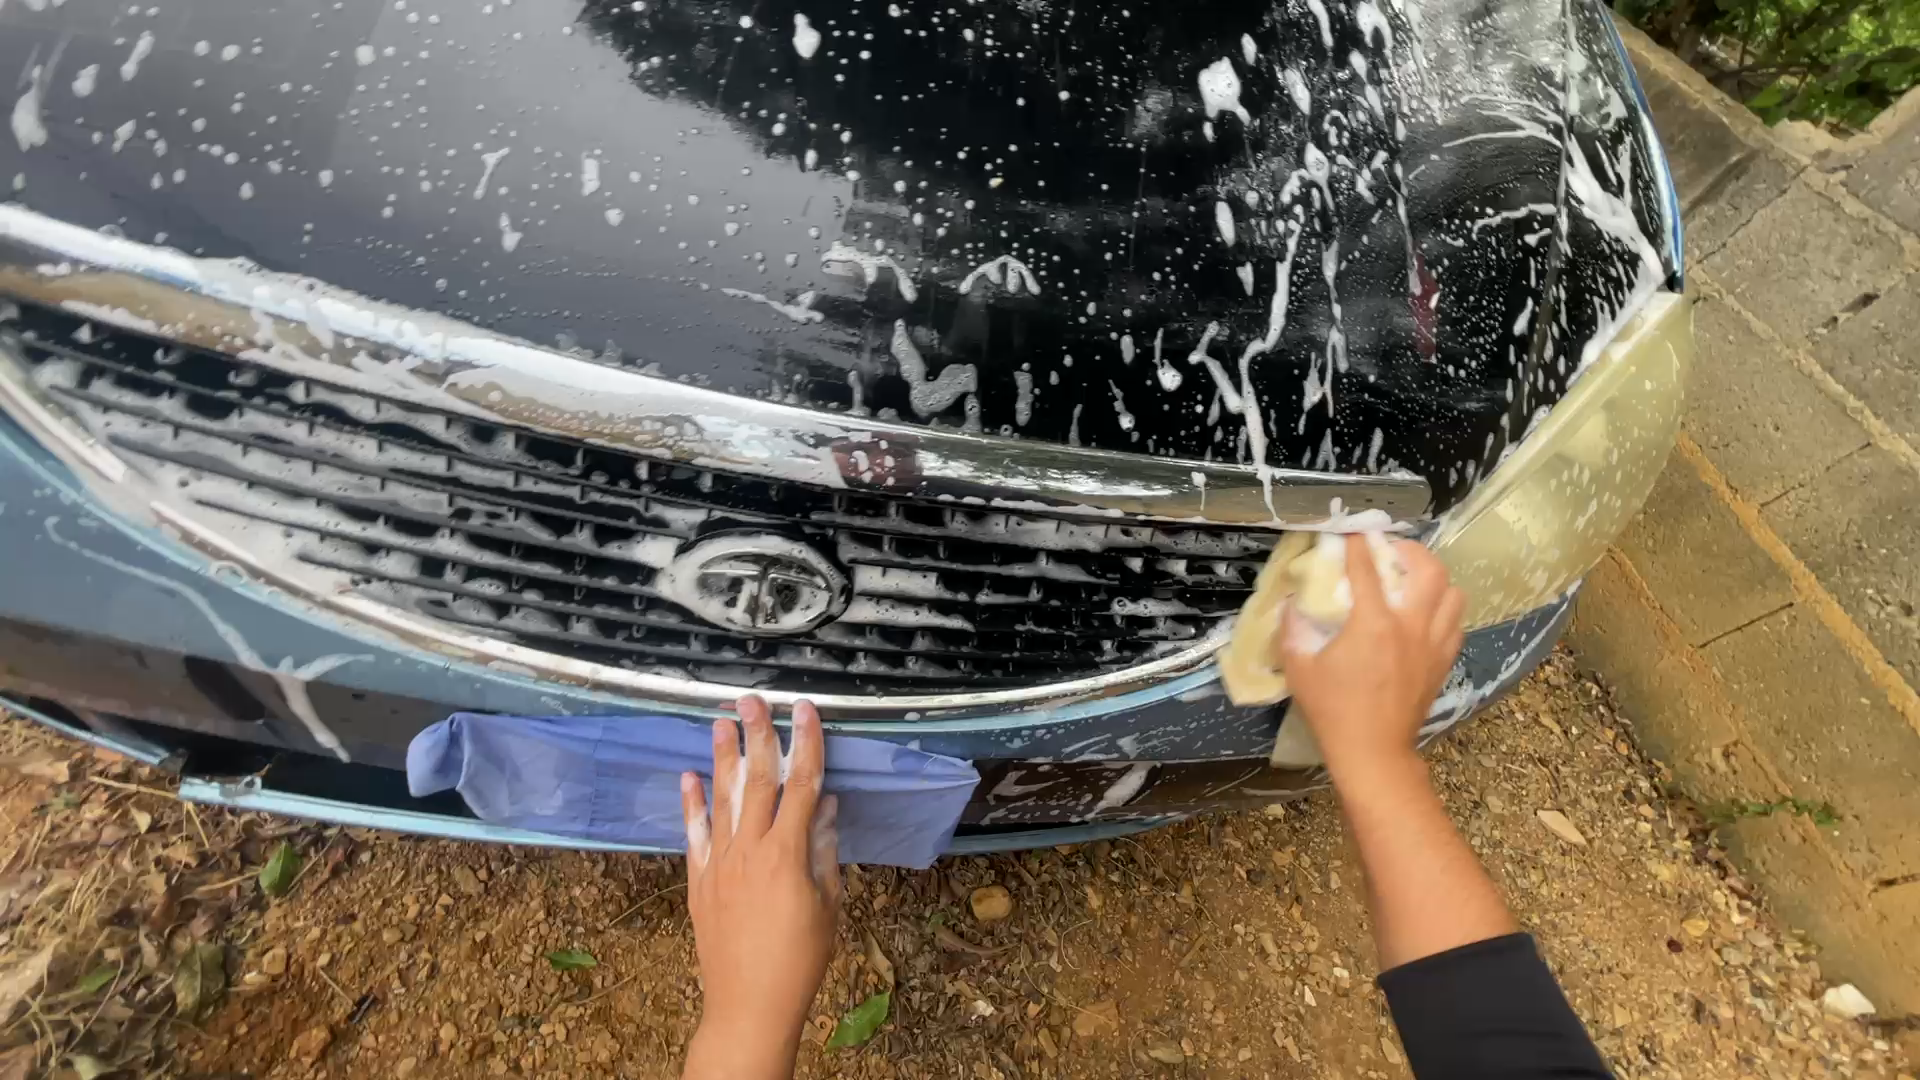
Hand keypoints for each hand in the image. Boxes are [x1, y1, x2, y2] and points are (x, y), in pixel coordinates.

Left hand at [681, 696, 840, 1079]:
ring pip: (722, 799)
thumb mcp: (827, 903)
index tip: (805, 710)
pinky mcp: (699, 880)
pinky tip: (687, 776)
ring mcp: (720, 863)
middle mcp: (750, 850)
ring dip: (722, 758)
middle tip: (752, 699)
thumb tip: (825, 803)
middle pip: (757, 781)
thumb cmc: (800, 958)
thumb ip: (824, 848)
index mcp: (787, 854)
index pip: (801, 784)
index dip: (806, 743)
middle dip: (757, 735)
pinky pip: (694, 834)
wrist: (749, 1007)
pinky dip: (690, 804)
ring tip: (720, 721)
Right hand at [1275, 536, 1464, 785]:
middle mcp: (1411, 626)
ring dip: (1432, 577)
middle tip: (1388, 550)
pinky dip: (1442, 606)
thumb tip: (1293, 601)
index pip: (1367, 569)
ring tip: (1410, 577)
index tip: (1350, 532)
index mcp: (1372, 623)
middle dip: (1409, 550)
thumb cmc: (1331, 707)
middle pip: (1429, 570)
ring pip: (1452, 593)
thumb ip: (1293, 626)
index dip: (1357, 544)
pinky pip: (1455, 620)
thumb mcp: (1298, 665)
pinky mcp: (1444, 660)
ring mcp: (1434, 643)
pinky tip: (1422, 611)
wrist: (1372, 750)